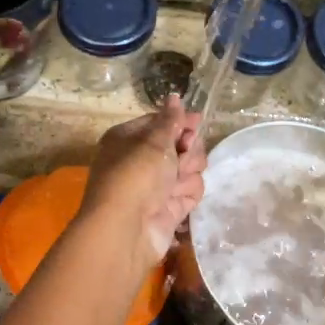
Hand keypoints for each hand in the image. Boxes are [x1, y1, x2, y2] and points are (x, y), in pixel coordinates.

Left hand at [82, 95, 205, 267]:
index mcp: (129, 139)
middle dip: (188, 148)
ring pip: (188, 167)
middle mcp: (141, 160)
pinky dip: (187, 192)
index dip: (180, 122)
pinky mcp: (169, 207)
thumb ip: (170, 119)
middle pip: (179, 144)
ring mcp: (156, 185)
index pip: (160, 123)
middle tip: (184, 153)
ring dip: (188, 170)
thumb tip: (174, 97)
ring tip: (176, 179)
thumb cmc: (135, 174)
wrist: (127, 228)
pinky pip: (190, 190)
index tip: (197, 122)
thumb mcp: (153, 140)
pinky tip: (177, 197)